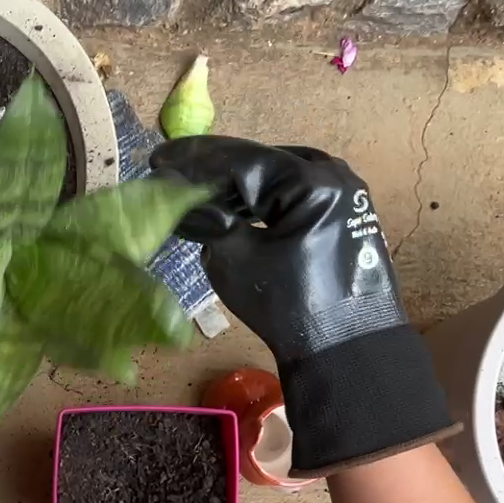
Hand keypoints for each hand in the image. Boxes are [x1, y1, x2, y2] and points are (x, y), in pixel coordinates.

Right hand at [151, 137, 456, 474]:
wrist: (345, 344)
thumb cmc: (288, 303)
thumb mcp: (233, 260)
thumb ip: (207, 220)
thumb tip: (180, 200)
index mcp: (309, 180)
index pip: (239, 159)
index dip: (194, 160)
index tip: (158, 161)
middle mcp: (331, 173)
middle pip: (259, 162)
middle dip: (214, 170)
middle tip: (173, 175)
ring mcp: (342, 191)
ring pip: (276, 177)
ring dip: (236, 185)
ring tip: (197, 194)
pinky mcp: (343, 211)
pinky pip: (292, 193)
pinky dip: (260, 199)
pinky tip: (235, 208)